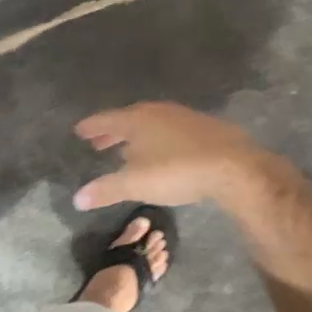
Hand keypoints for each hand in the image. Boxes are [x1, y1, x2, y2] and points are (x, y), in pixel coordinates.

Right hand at [73, 102, 288, 210]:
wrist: (235, 167)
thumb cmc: (176, 171)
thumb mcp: (135, 184)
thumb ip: (105, 189)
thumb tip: (76, 199)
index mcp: (137, 119)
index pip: (106, 120)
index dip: (91, 126)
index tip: (79, 131)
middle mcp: (158, 112)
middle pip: (129, 119)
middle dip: (112, 132)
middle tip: (98, 142)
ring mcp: (184, 117)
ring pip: (152, 123)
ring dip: (137, 136)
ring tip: (128, 149)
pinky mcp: (206, 128)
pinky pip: (172, 130)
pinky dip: (159, 139)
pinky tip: (163, 153)